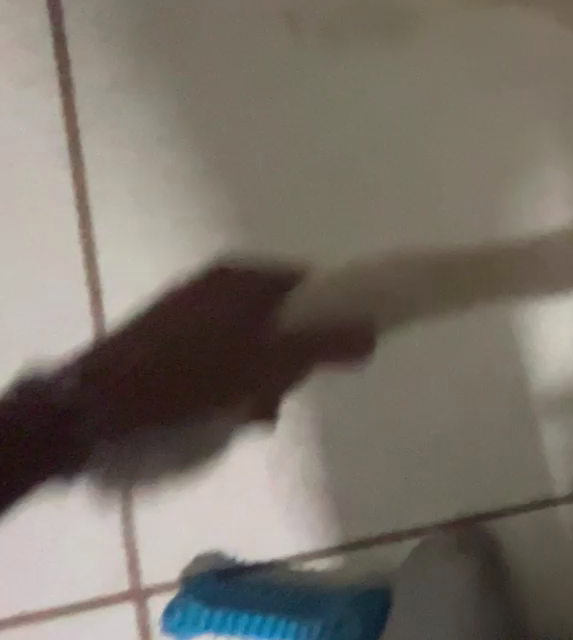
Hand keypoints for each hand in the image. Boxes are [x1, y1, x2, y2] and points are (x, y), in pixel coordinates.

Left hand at [73, 260, 376, 436]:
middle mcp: (216, 284)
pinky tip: (219, 411)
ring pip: (248, 341)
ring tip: (250, 414)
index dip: (329, 319)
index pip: (312, 287)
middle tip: (285, 391)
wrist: (82, 413)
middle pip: (282, 317)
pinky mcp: (154, 342)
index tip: (329, 353)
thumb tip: (375, 334)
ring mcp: (181, 311)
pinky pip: (213, 355)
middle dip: (290, 359)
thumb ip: (332, 344)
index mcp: (246, 275)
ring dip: (259, 377)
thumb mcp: (274, 362)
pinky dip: (225, 380)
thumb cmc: (192, 376)